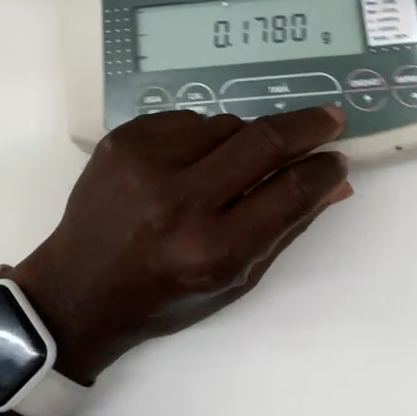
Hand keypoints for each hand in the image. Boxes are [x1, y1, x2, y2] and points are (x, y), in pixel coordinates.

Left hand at [8, 106, 350, 384]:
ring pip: (224, 124)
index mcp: (210, 249)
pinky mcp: (123, 138)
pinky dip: (201, 134)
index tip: (338, 157)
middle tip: (329, 119)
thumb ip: (284, 227)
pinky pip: (185, 119)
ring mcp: (145, 162)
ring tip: (235, 163)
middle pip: (260, 142)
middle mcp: (179, 200)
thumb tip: (334, 183)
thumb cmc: (163, 296)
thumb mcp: (232, 279)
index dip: (321, 172)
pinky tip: (192, 159)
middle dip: (305, 126)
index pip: (287, 193)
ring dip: (243, 138)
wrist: (77, 288)